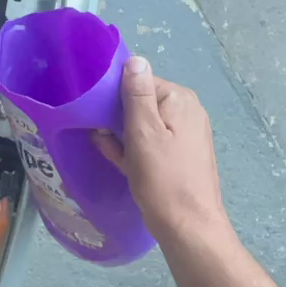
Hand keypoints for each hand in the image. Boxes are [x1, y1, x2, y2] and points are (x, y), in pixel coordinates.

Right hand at [93, 56, 227, 237]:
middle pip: (140, 102)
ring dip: (122, 136)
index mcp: (179, 99)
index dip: (115, 96)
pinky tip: (121, 163)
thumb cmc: (162, 178)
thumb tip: (135, 59)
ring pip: (142, 125)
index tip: (97, 115)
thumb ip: (137, 93)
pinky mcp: (179, 155)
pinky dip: (133, 150)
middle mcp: (186, 111)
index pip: (139, 81)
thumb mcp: (143, 132)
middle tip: (102, 137)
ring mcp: (184, 135)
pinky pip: (149, 143)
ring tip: (110, 152)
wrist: (188, 228)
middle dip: (117, 118)